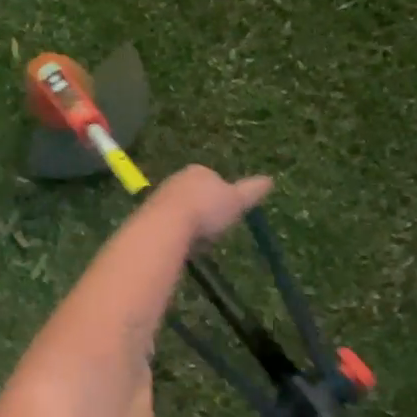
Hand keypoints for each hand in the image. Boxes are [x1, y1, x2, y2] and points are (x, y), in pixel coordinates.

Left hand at [147, 165, 272, 241]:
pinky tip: (181, 245)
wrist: (166, 224)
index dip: (222, 198)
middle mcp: (177, 179)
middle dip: (204, 211)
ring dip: (190, 224)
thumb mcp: (236, 200)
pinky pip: (168, 225)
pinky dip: (176, 234)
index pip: (214, 180)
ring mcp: (160, 197)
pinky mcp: (148, 216)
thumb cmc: (206, 209)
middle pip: (195, 195)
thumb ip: (251, 191)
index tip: (227, 215)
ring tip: (198, 241)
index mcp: (198, 172)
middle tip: (212, 231)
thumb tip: (269, 180)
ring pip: (181, 210)